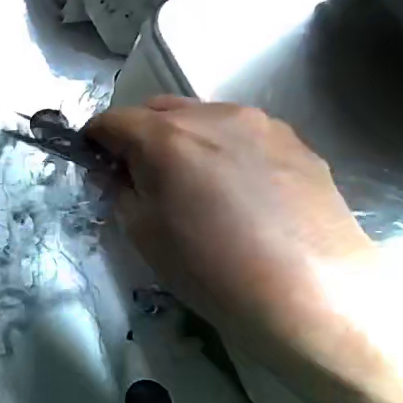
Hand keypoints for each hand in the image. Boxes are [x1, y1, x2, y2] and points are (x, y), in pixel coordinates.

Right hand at [85, 97, 381, 379]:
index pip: (113, 120)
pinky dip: (221, 150)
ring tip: (189, 183)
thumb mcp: (142, 233)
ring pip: (203, 118)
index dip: (94, 140)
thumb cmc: (208, 267)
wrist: (310, 292)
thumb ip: (120, 190)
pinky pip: (241, 135)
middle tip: (137, 175)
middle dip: (138, 135)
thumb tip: (116, 172)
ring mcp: (262, 125)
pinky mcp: (297, 143)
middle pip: (159, 110)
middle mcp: (214, 116)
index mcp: (167, 137)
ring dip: (182, 139)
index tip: (93, 163)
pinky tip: (232, 191)